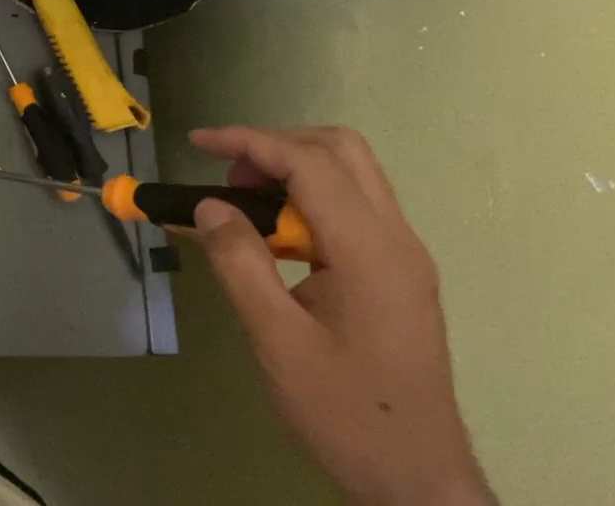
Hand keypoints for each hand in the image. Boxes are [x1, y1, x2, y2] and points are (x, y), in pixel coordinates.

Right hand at [189, 126, 493, 505]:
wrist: (418, 479)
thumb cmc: (345, 411)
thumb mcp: (276, 339)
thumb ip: (240, 263)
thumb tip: (210, 206)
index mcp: (371, 252)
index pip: (309, 164)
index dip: (248, 142)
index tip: (196, 142)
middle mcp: (397, 241)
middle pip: (341, 151)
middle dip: (276, 145)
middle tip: (226, 174)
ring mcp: (403, 257)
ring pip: (351, 174)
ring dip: (292, 169)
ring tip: (241, 204)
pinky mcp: (397, 274)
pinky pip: (352, 208)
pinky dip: (307, 199)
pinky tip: (273, 237)